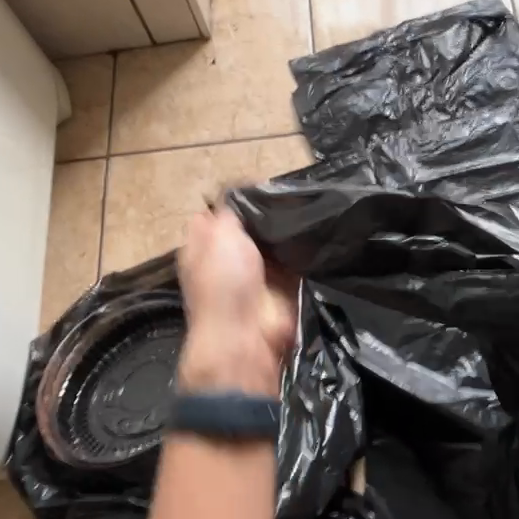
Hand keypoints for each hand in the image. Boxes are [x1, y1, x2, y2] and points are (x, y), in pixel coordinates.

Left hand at [175, 206, 295, 395]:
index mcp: (204, 246)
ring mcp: (257, 272)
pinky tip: (313, 231)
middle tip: (286, 192)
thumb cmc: (223, 282)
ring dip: (286, 229)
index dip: (235, 198)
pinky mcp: (284, 284)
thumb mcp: (218, 235)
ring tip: (304, 206)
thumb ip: (226, 213)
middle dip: (266, 212)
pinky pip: (296, 259)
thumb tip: (233, 195)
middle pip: (250, 226)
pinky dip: (303, 249)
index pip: (218, 214)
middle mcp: (229, 258)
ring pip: (274, 240)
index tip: (258, 184)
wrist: (247, 335)